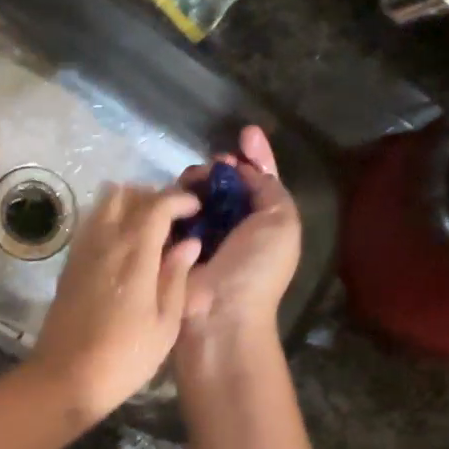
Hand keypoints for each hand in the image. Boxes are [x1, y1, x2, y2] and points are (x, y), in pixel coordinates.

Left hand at [29, 183, 202, 420]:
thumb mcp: (165, 324)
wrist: (66, 378)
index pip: (157, 204)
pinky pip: (89, 226)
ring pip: (102, 205)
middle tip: (173, 217)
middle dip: (152, 196)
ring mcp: (81, 252)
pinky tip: (123, 247)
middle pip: (125, 195)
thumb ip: (177, 277)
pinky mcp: (68, 266)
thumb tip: (190, 243)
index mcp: (134, 253)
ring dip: (127, 205)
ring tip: (149, 228)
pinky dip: (108, 221)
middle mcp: (104, 242)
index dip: (179, 199)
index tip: (197, 208)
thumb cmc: (125, 357)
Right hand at [179, 125, 301, 345]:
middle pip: (221, 184)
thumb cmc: (256, 270)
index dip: (253, 154)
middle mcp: (231, 227)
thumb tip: (244, 167)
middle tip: (209, 167)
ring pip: (192, 196)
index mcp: (262, 222)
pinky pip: (167, 214)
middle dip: (217, 168)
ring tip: (187, 185)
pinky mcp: (169, 246)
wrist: (219, 315)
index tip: (243, 133)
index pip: (258, 180)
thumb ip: (269, 188)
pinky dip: (168, 202)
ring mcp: (198, 237)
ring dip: (191, 183)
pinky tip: (167, 196)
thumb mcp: (281, 221)